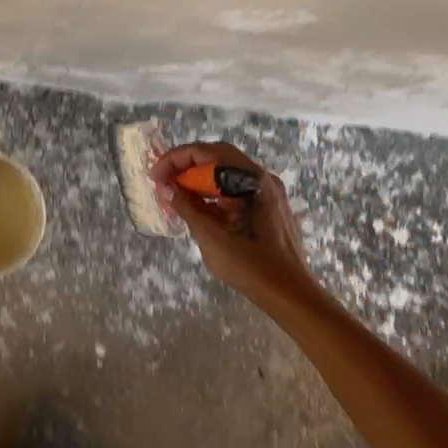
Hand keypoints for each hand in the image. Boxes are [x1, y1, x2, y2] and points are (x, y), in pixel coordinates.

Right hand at [151, 142, 323, 309]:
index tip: (155, 175)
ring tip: (178, 194)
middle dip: (186, 165)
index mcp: (248, 179)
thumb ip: (186, 206)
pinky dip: (215, 190)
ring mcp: (269, 192)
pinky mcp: (271, 206)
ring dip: (200, 178)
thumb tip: (166, 188)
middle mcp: (261, 178)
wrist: (292, 295)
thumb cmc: (249, 264)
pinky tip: (202, 207)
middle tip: (164, 180)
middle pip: (217, 156)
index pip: (205, 153)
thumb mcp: (209, 235)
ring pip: (227, 171)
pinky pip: (237, 186)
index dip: (175, 159)